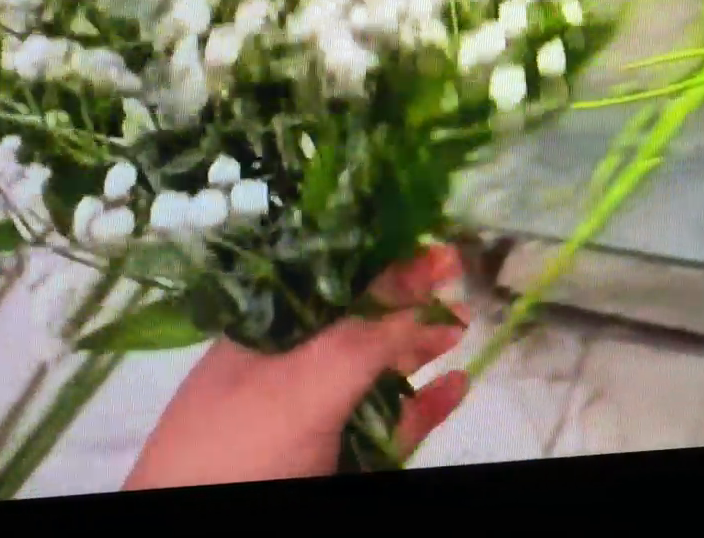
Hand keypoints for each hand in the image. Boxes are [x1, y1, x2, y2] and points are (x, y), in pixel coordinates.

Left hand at [123, 244, 471, 489]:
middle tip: (456, 273)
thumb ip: (367, 334)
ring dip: (422, 345)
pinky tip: (456, 385)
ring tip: (461, 326)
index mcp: (269, 332)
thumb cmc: (243, 445)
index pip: (335, 278)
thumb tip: (422, 286)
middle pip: (364, 319)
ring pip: (380, 370)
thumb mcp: (305, 380)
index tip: (430, 245)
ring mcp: (318, 415)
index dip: (384, 258)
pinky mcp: (341, 459)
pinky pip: (391, 423)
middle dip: (410, 296)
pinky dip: (425, 404)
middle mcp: (293, 366)